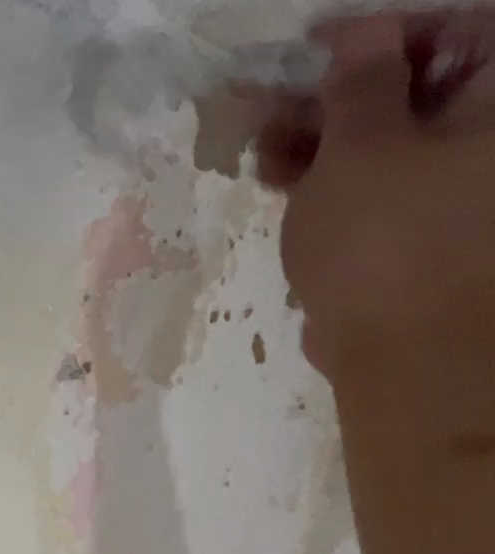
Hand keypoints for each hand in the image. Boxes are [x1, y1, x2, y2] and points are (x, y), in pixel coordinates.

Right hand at [255, 10, 494, 448]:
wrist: (407, 350)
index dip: (373, 33)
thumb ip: (359, 84)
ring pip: (383, 130)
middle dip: (331, 86)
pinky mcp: (420, 217)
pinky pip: (374, 174)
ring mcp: (459, 175)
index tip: (302, 47)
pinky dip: (324, 170)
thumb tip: (358, 33)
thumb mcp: (361, 150)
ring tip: (254, 146)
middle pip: (413, 80)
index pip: (450, 28)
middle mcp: (492, 127)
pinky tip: (274, 176)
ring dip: (315, 131)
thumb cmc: (388, 240)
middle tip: (257, 99)